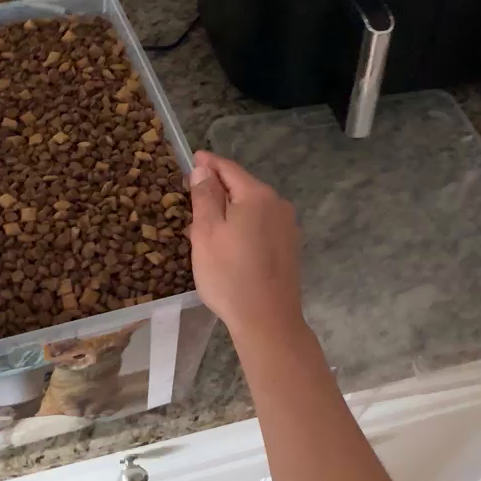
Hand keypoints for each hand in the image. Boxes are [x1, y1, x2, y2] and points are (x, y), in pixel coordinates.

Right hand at [187, 151, 304, 338]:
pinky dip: (242, 226)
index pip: (229, 169)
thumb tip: (204, 170)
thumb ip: (205, 196)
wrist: (268, 321)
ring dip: (229, 210)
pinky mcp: (289, 248)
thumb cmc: (230, 274)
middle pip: (242, 187)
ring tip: (204, 224)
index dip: (208, 164)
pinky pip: (261, 226)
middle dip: (217, 189)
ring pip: (252, 209)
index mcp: (258, 195)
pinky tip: (228, 243)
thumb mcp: (206, 232)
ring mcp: (287, 227)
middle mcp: (278, 205)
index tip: (192, 159)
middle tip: (191, 196)